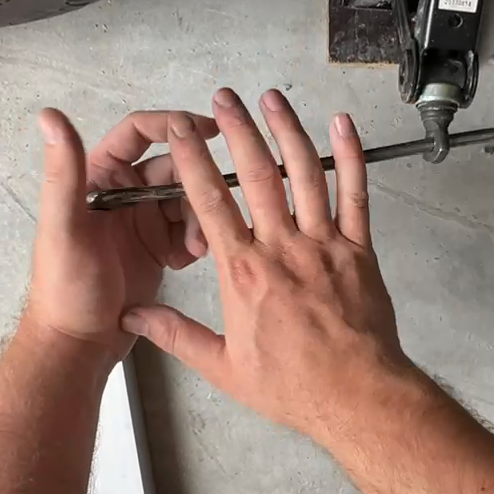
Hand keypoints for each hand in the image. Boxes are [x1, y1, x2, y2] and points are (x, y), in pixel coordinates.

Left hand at [21, 107, 220, 357]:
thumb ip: (64, 172)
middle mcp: (124, 194)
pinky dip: (197, 240)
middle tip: (209, 208)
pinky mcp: (159, 248)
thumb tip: (50, 114)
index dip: (173, 125)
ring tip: (197, 247)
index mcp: (98, 178)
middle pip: (173, 169)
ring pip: (187, 200)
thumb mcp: (64, 227)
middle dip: (194, 185)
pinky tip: (192, 259)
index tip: (208, 130)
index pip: (138, 134)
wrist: (80, 345)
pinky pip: (190, 230)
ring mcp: (143, 221)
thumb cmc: (65, 288)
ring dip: (198, 218)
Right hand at [119, 88, 422, 440]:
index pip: (211, 202)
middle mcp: (283, 249)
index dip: (193, 160)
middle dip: (237, 130)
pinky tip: (343, 125)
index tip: (182, 130)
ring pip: (306, 174)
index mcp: (245, 273)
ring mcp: (325, 245)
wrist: (356, 396)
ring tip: (272, 98)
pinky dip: (352, 156)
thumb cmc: (295, 386)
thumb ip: (176, 335)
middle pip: (257, 175)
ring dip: (287, 130)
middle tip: (225, 98)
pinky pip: (356, 194)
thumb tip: (134, 319)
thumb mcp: (224, 367)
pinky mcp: (359, 249)